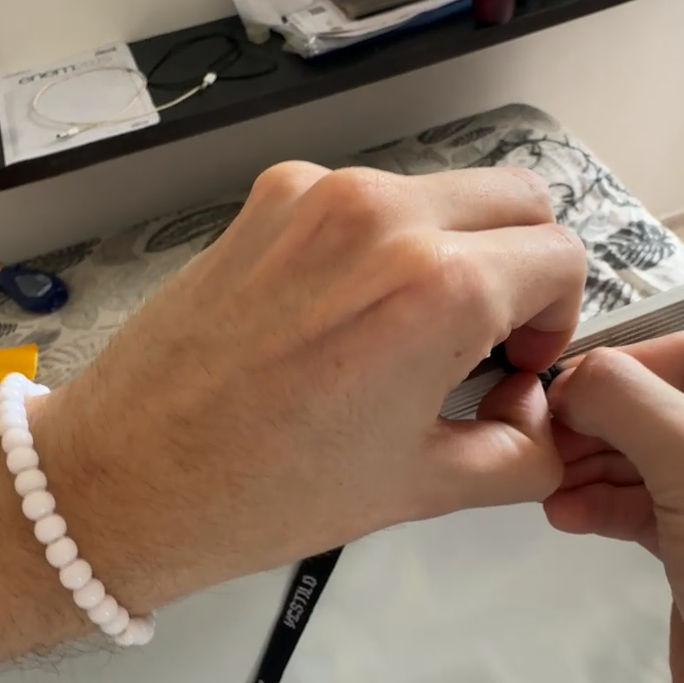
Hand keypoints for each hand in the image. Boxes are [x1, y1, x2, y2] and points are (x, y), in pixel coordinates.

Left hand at [34, 161, 588, 611]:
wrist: (122, 475)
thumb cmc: (261, 491)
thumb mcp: (423, 486)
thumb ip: (522, 453)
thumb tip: (546, 423)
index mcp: (435, 287)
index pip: (561, 257)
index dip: (557, 318)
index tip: (517, 360)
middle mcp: (382, 217)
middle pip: (519, 198)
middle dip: (525, 266)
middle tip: (487, 335)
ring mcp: (321, 193)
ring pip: (446, 191)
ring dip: (458, 248)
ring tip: (411, 328)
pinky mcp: (273, 196)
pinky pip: (373, 198)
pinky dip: (389, 241)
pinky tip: (349, 309)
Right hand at [543, 334, 683, 682]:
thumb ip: (630, 402)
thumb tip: (570, 377)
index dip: (623, 365)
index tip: (558, 386)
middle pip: (665, 409)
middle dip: (601, 423)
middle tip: (544, 437)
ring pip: (647, 460)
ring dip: (593, 465)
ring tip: (547, 479)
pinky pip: (643, 509)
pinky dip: (602, 505)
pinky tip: (565, 514)